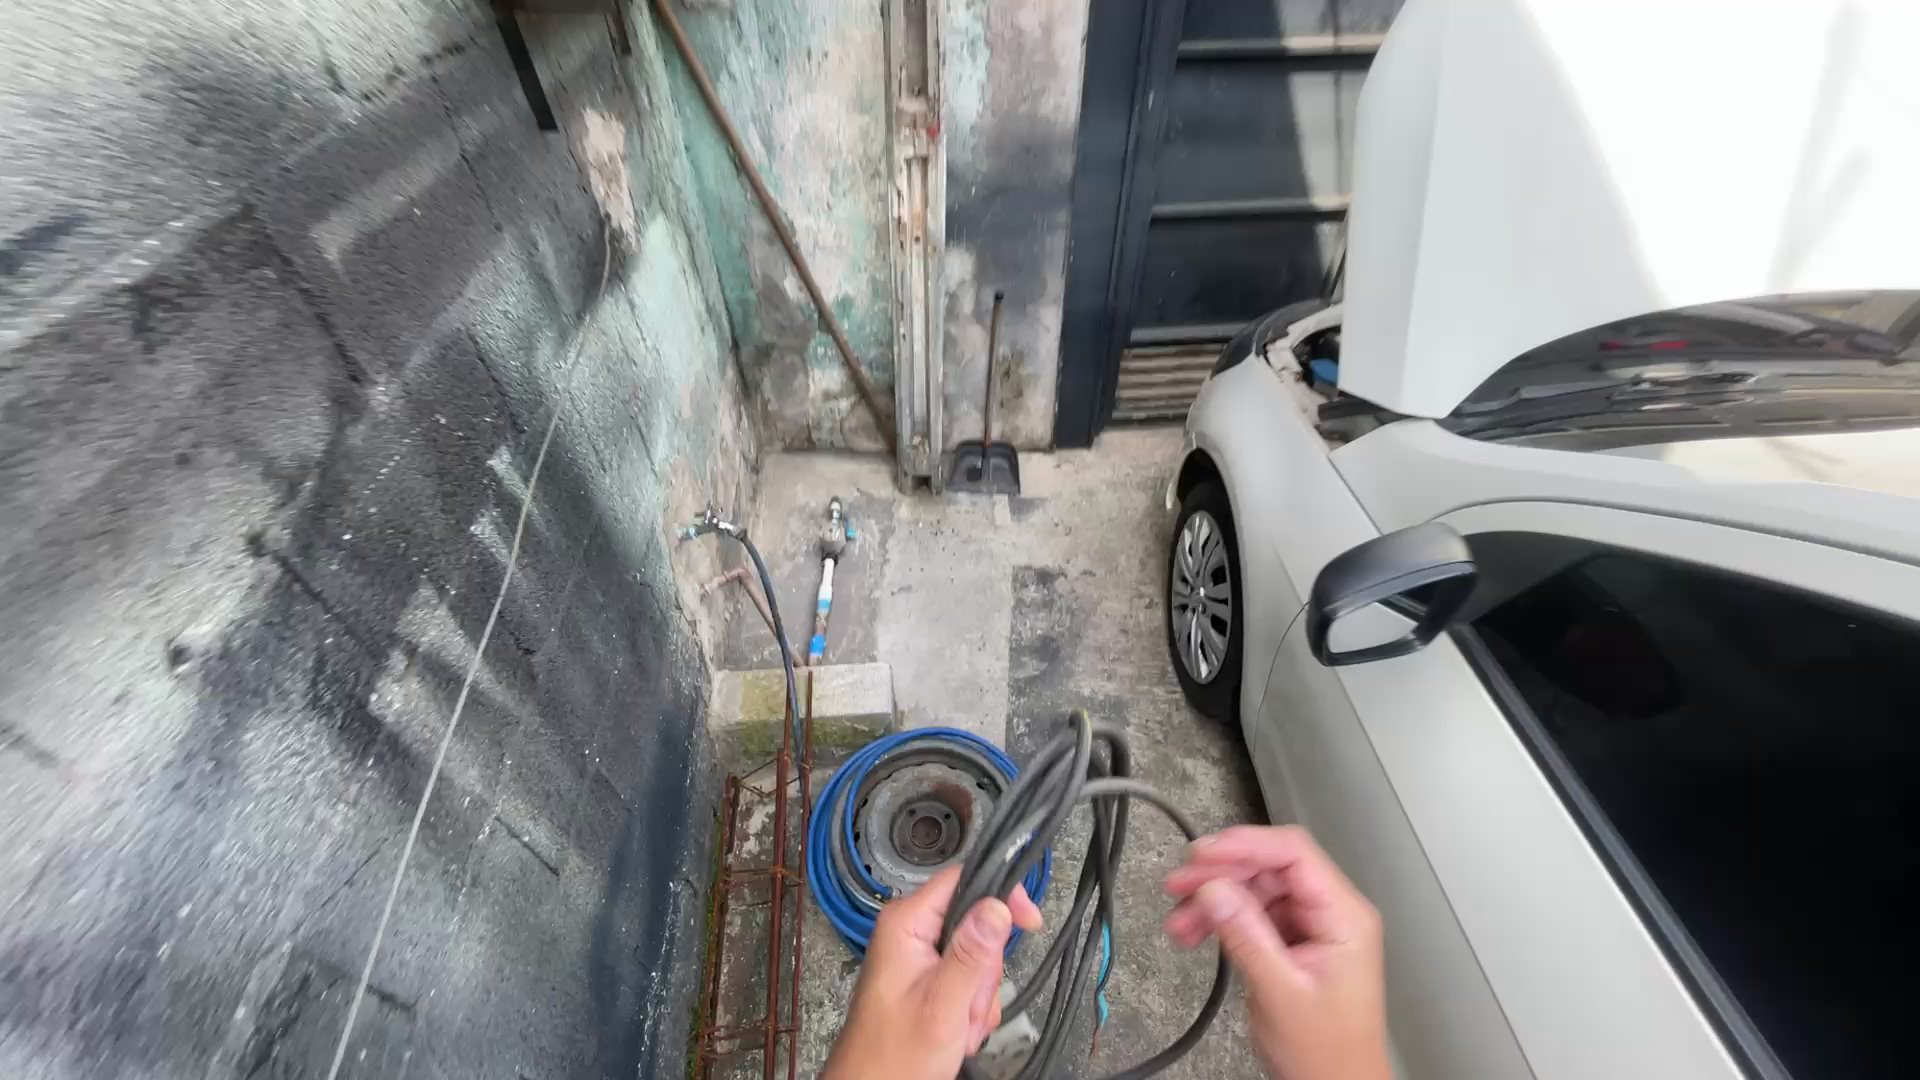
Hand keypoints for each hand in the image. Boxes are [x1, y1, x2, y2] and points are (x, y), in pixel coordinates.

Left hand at [823, 866, 1043, 1079]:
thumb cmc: (893, 1058)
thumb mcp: (942, 1006)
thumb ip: (971, 955)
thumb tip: (997, 905)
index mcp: (907, 921)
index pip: (962, 879)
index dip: (999, 894)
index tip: (1028, 919)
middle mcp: (911, 929)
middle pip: (975, 921)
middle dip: (983, 969)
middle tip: (970, 1004)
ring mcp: (918, 952)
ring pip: (975, 953)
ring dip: (977, 994)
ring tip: (960, 1025)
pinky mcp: (925, 974)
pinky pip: (967, 975)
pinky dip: (970, 1005)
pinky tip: (957, 1028)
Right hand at [1163, 825, 1390, 1079]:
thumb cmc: (1329, 1057)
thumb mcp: (1282, 995)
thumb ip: (1247, 937)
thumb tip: (1213, 889)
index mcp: (1343, 916)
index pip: (1292, 853)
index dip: (1245, 845)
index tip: (1203, 855)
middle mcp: (1326, 910)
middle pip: (1264, 866)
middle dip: (1218, 873)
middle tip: (1179, 884)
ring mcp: (1305, 922)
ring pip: (1248, 886)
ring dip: (1209, 898)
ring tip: (1179, 920)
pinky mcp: (1286, 935)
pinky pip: (1244, 909)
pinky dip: (1215, 916)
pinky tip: (1191, 930)